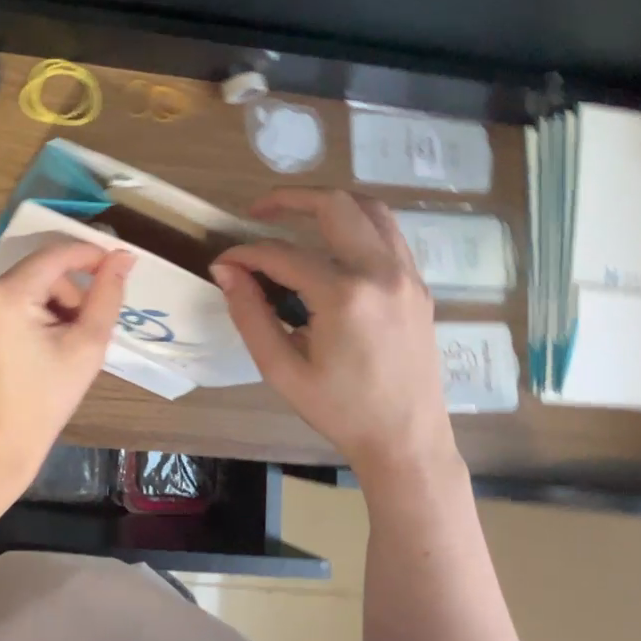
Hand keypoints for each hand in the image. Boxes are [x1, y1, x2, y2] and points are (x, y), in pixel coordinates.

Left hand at [0, 242, 133, 480]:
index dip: (89, 254)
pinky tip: (36, 343)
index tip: (117, 264)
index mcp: (6, 294)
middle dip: (68, 292)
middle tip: (84, 329)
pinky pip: (4, 298)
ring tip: (60, 341)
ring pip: (23, 283)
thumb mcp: (87, 345)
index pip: (55, 254)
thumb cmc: (47, 398)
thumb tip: (123, 257)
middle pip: (38, 271)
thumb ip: (107, 295)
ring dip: (49, 301)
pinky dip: (27, 309)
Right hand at [210, 189, 455, 478]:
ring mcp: (407, 276)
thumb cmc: (339, 410)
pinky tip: (332, 244)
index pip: (283, 254)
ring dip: (330, 204)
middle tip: (257, 212)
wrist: (407, 440)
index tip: (223, 263)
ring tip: (295, 216)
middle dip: (290, 200)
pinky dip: (357, 224)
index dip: (246, 254)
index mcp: (346, 296)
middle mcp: (382, 273)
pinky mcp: (418, 285)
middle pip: (335, 206)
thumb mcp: (281, 369)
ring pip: (370, 209)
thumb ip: (250, 314)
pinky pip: (388, 234)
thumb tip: (226, 270)